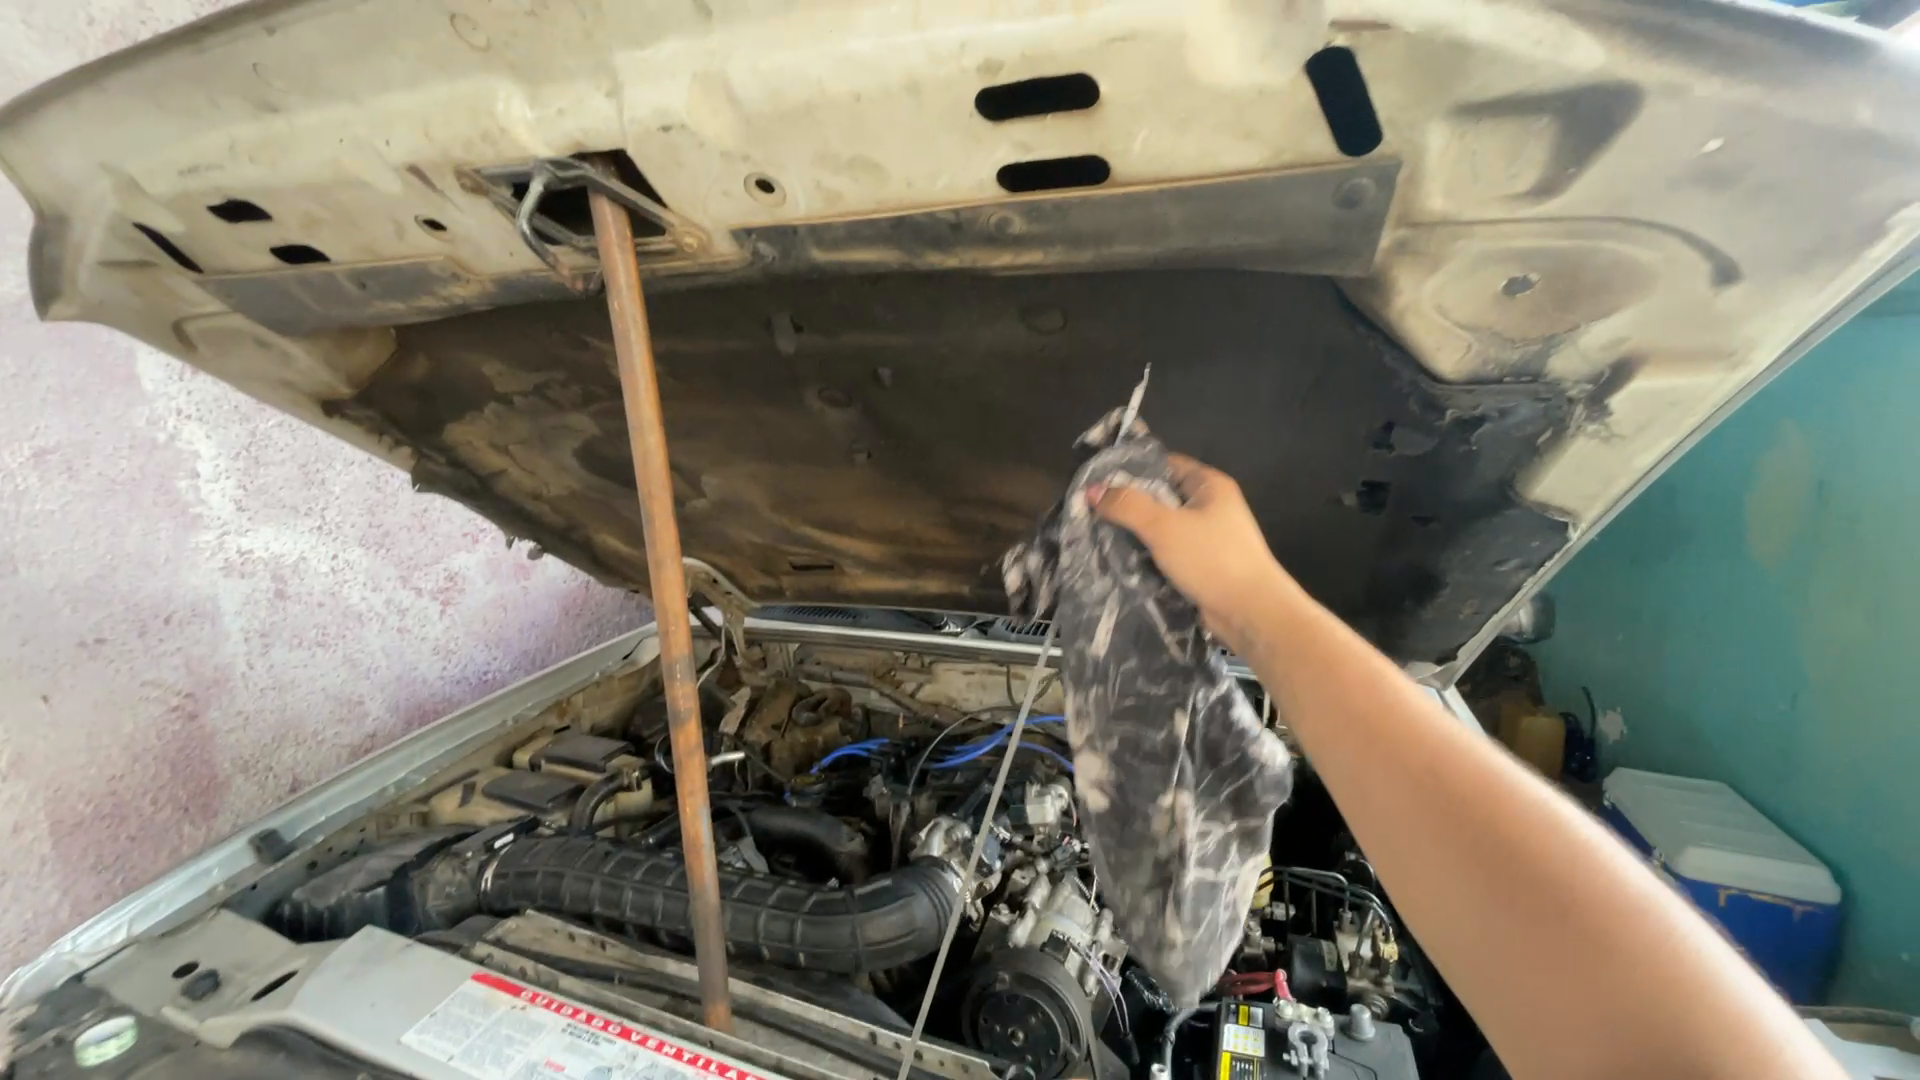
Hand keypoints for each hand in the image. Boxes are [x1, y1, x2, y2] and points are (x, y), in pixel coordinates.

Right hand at [1089, 454, 1293, 651]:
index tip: (1098, 481)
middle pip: (1161, 496)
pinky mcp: (1203, 565)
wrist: (1251, 612)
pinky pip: (1168, 552)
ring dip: (1136, 533)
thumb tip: (1092, 490)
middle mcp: (1211, 507)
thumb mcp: (1164, 526)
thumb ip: (1127, 505)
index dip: (1131, 469)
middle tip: (1092, 511)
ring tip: (1100, 536)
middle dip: (1129, 504)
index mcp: (1209, 485)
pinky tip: (1122, 562)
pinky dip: (1148, 556)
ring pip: (1162, 527)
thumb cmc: (1211, 559)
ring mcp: (1208, 538)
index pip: (1164, 464)